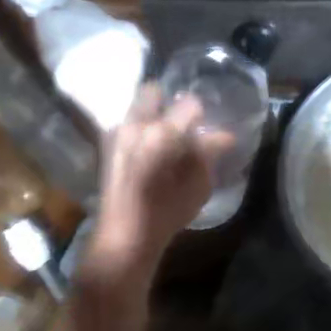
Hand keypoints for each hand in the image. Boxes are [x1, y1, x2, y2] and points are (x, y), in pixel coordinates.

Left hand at [84, 86, 232, 282]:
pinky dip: (141, 130)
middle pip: (152, 92)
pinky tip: (152, 151)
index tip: (208, 127)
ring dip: (153, 115)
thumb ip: (209, 152)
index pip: (190, 104)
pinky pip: (127, 126)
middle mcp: (135, 125)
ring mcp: (116, 135)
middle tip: (184, 124)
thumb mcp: (199, 184)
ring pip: (137, 108)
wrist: (123, 238)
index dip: (202, 114)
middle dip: (169, 103)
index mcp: (162, 132)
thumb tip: (223, 135)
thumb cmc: (167, 211)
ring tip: (168, 138)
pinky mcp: (106, 148)